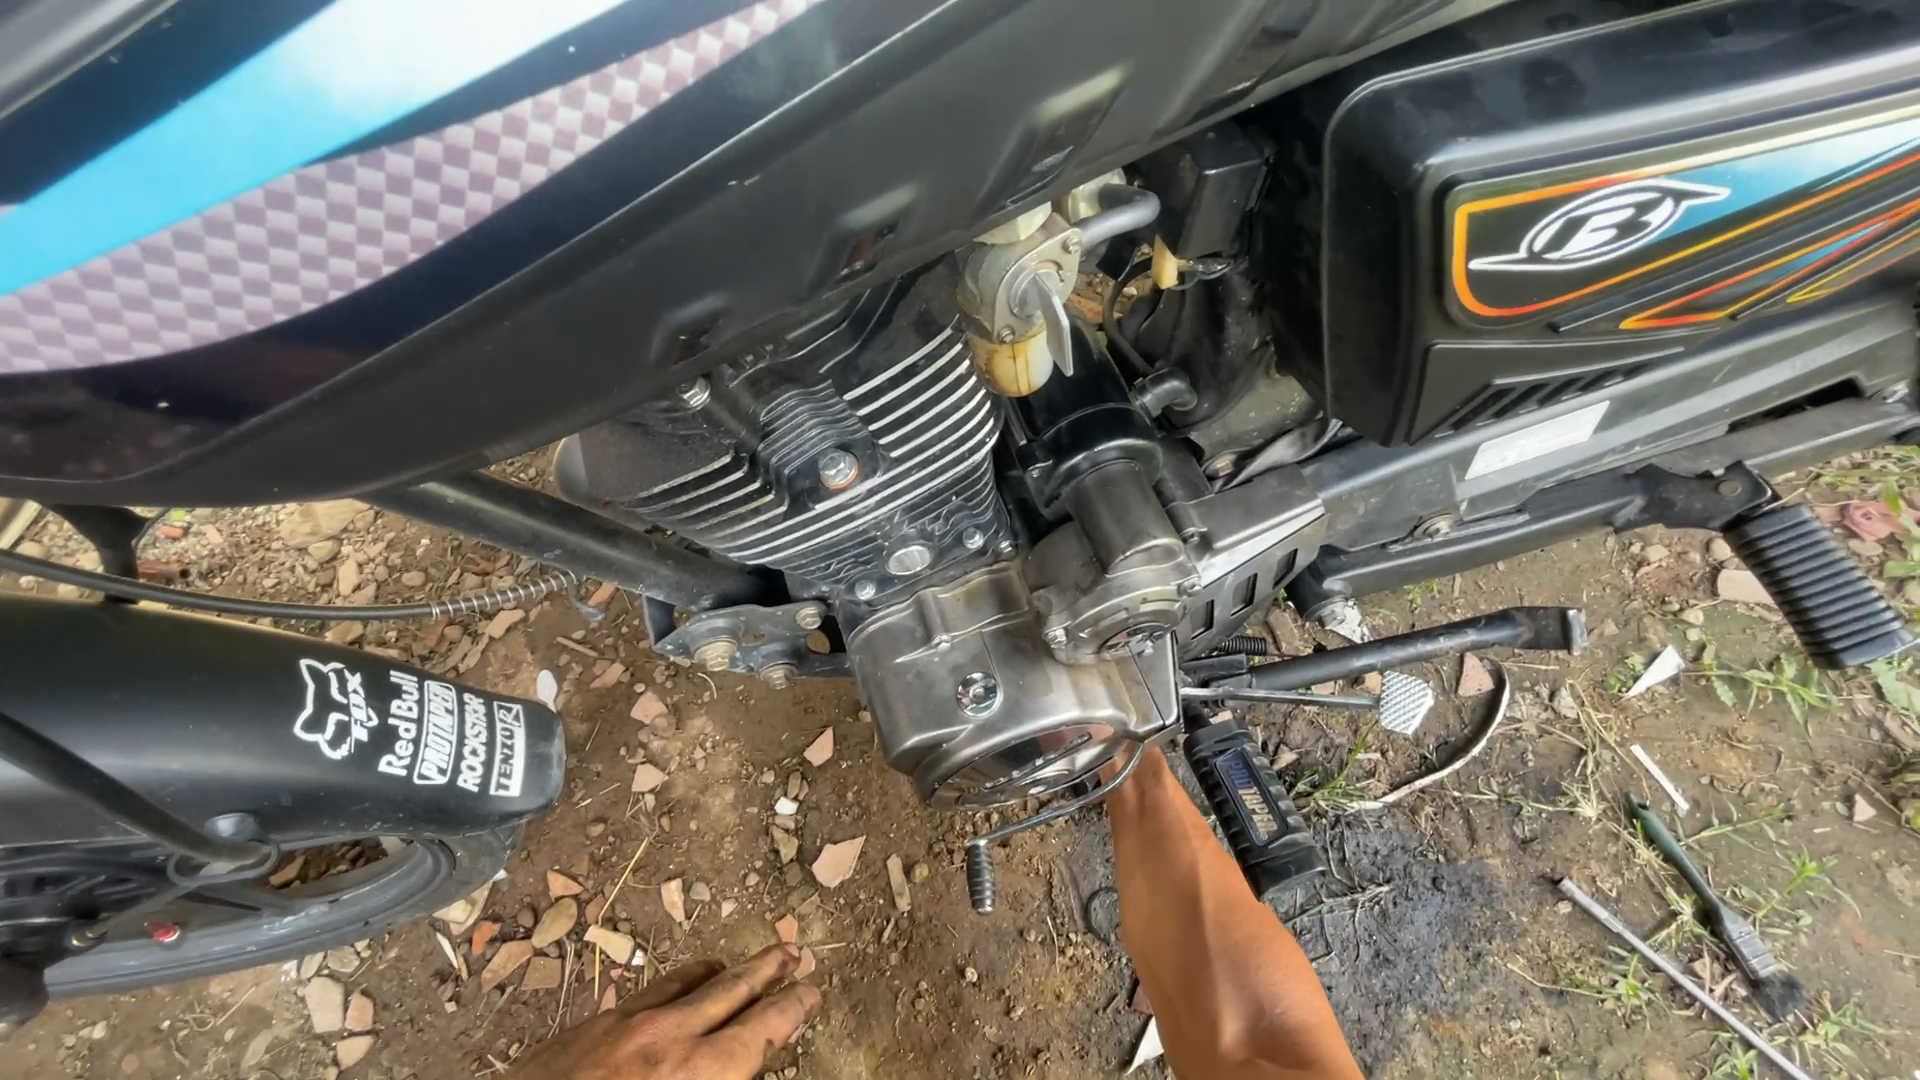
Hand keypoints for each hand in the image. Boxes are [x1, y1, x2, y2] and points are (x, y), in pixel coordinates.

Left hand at [503, 944, 820, 1079]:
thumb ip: (715, 1078)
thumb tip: (743, 1061)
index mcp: (698, 1074)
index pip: (761, 1030)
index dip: (792, 1007)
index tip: (813, 990)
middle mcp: (670, 1037)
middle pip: (733, 989)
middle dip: (768, 970)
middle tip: (794, 950)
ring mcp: (627, 1024)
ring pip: (690, 982)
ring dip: (723, 971)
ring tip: (741, 963)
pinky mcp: (591, 1025)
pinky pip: (650, 990)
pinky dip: (678, 983)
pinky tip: (677, 988)